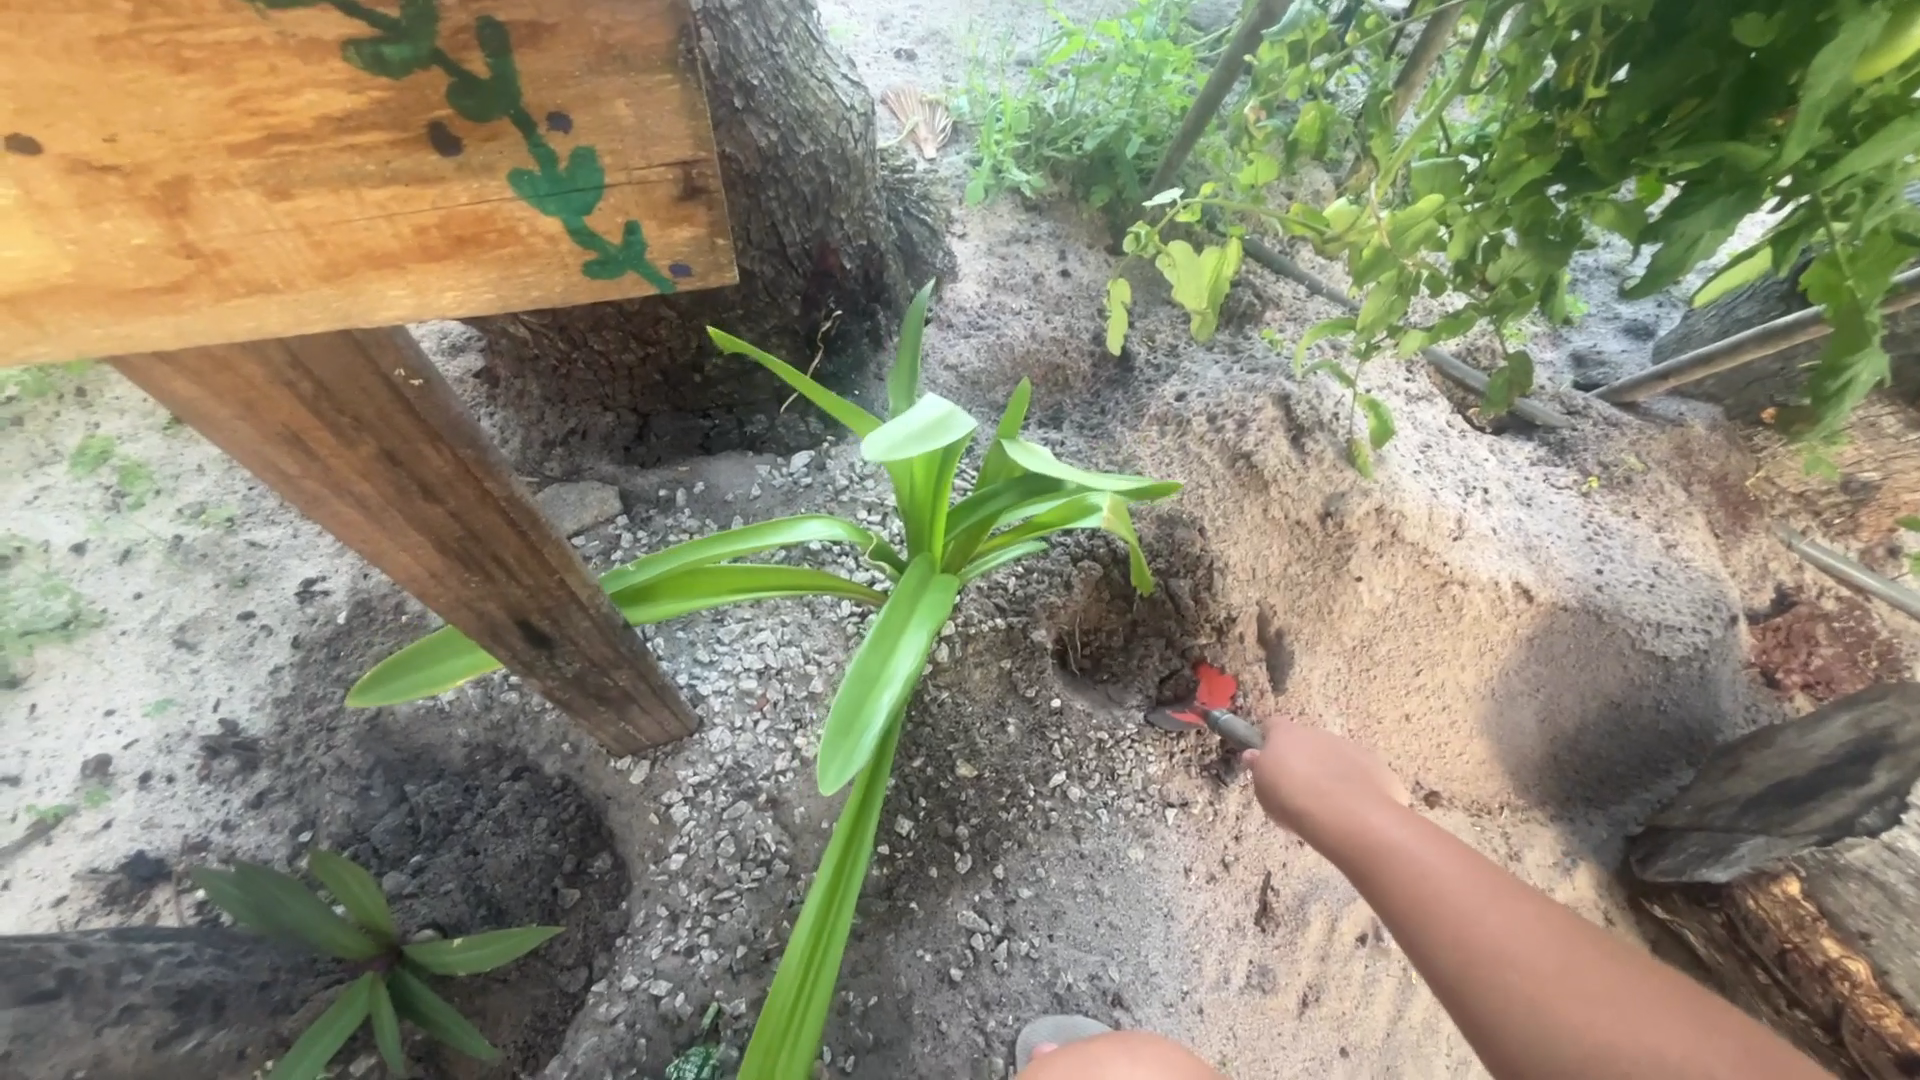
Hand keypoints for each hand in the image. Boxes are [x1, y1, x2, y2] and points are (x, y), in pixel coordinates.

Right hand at [1242, 720, 1407, 843]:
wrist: (1347, 816)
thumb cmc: (1292, 799)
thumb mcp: (1262, 789)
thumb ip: (1259, 768)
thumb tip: (1255, 756)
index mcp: (1286, 734)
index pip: (1272, 725)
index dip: (1269, 741)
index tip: (1268, 761)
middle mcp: (1318, 733)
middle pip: (1307, 741)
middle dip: (1303, 760)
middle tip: (1297, 790)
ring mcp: (1351, 748)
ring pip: (1336, 757)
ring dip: (1330, 773)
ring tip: (1327, 806)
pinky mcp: (1378, 767)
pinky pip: (1362, 774)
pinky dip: (1357, 787)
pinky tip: (1353, 811)